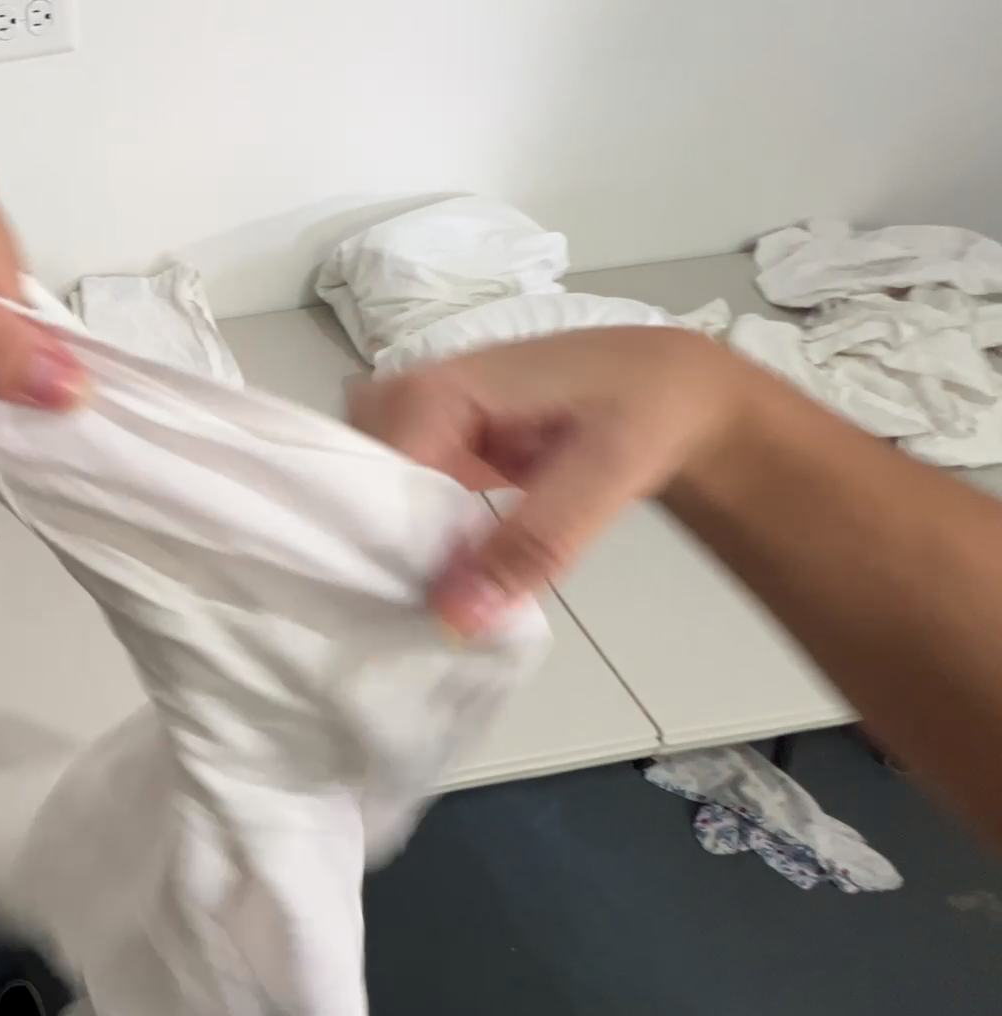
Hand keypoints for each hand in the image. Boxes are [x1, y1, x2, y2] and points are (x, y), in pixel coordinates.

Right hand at [345, 327, 753, 635]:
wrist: (672, 387)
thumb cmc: (646, 410)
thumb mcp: (604, 476)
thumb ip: (531, 546)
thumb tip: (456, 621)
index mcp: (438, 390)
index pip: (368, 472)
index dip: (376, 536)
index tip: (399, 595)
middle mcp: (408, 396)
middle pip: (350, 473)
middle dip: (367, 533)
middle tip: (398, 591)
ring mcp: (412, 418)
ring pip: (361, 482)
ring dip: (380, 531)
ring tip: (406, 581)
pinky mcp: (424, 442)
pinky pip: (387, 485)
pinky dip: (400, 524)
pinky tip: (424, 560)